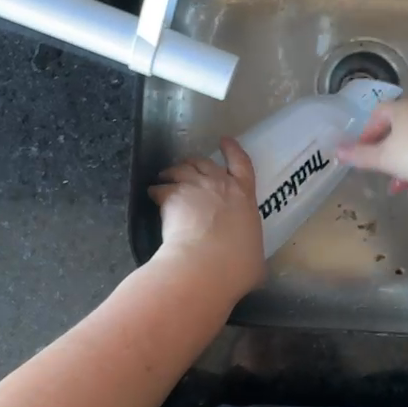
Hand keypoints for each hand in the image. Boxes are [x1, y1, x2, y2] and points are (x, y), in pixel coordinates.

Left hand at [149, 137, 265, 294]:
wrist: (207, 264)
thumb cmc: (237, 265)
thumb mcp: (255, 258)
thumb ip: (251, 252)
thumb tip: (251, 264)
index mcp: (244, 196)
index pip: (242, 164)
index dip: (233, 150)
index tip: (225, 141)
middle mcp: (219, 185)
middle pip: (205, 162)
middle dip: (195, 162)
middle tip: (186, 167)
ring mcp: (194, 187)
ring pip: (180, 169)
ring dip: (171, 172)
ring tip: (164, 177)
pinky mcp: (172, 196)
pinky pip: (160, 188)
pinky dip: (155, 191)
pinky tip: (152, 196)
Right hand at [337, 98, 407, 194]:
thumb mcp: (384, 158)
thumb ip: (359, 156)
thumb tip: (336, 151)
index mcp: (402, 108)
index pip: (378, 114)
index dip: (367, 134)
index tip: (362, 153)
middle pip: (399, 130)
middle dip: (387, 155)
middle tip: (380, 174)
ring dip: (405, 166)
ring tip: (400, 189)